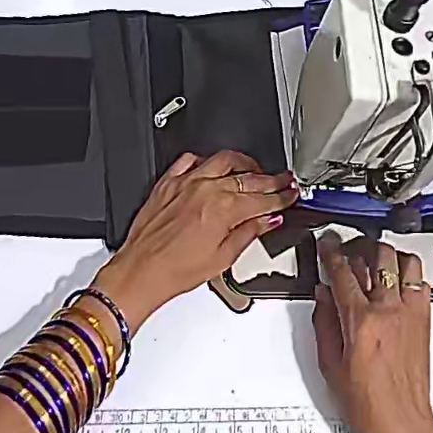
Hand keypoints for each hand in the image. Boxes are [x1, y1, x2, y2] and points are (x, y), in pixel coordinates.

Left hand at [93, 151, 297, 326]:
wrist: (140, 272)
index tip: (291, 194)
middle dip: (271, 179)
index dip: (282, 196)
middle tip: (283, 181)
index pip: (264, 198)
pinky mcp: (169, 182)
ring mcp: (187, 182)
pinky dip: (206, 161)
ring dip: (244, 163)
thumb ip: (250, 232)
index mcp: (225, 209)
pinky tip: (212, 167)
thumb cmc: (175, 270)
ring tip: (254, 169)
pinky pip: (190, 160)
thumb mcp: (224, 258)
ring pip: (224, 160)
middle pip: (249, 177)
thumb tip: (268, 220)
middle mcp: (207, 189)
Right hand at [312, 235, 432, 432]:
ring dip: (388, 256)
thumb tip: (322, 297)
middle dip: (361, 246)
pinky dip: (408, 274)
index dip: (332, 253)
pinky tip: (397, 280)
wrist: (402, 426)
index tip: (328, 245)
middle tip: (351, 250)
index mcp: (361, 322)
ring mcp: (411, 313)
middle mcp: (389, 311)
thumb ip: (324, 324)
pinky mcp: (425, 319)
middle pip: (378, 256)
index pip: (343, 272)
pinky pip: (421, 282)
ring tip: (376, 260)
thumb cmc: (368, 406)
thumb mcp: (330, 366)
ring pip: (404, 261)